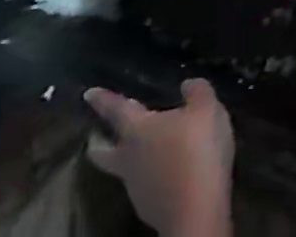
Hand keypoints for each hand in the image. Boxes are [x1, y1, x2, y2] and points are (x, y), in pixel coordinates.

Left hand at [86, 81, 233, 236]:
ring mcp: (135, 186)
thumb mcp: (207, 109)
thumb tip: (187, 84)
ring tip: (147, 148)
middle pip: (101, 151)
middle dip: (98, 140)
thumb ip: (197, 91)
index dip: (102, 99)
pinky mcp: (148, 206)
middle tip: (100, 132)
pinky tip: (170, 169)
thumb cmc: (197, 151)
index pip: (114, 109)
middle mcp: (128, 158)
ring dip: (129, 158)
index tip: (88, 93)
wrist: (196, 211)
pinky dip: (151, 173)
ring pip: (123, 168)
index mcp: (137, 130)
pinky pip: (145, 183)